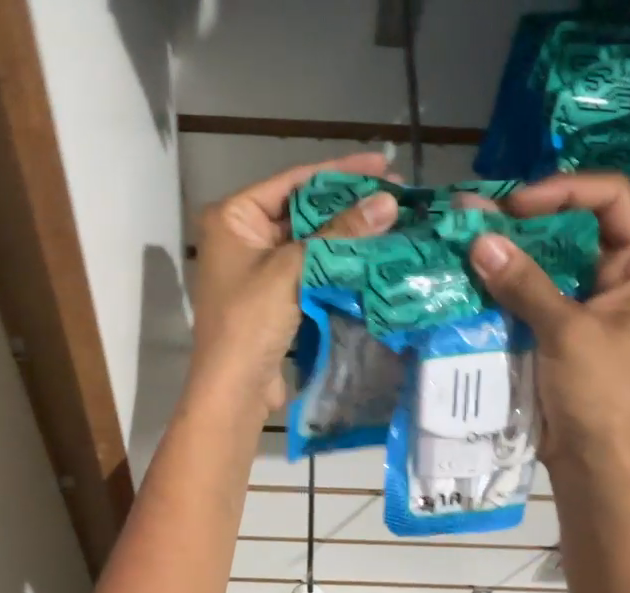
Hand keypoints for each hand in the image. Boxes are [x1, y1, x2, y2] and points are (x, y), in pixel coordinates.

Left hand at [190, 153, 399, 414]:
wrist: (234, 390)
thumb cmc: (250, 322)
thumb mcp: (293, 270)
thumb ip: (339, 234)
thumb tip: (388, 202)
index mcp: (233, 217)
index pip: (293, 181)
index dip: (340, 172)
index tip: (383, 165)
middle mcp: (242, 236)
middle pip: (303, 209)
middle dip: (348, 203)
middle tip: (397, 193)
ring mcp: (258, 268)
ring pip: (310, 240)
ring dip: (348, 233)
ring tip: (394, 220)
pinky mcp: (275, 296)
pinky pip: (311, 268)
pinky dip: (339, 262)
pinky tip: (374, 255)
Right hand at [466, 173, 629, 466]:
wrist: (593, 459)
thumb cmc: (599, 393)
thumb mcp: (565, 332)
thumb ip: (525, 283)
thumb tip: (480, 239)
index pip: (612, 197)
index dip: (564, 191)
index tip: (516, 206)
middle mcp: (625, 272)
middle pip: (576, 224)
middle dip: (527, 220)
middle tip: (477, 218)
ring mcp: (593, 299)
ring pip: (551, 258)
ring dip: (512, 250)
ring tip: (467, 240)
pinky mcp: (565, 325)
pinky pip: (535, 290)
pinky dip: (507, 282)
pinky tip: (473, 276)